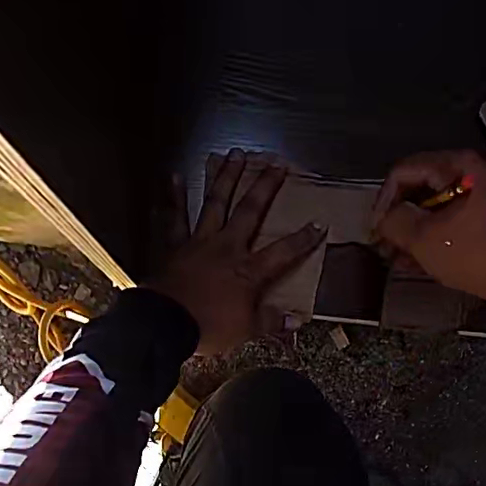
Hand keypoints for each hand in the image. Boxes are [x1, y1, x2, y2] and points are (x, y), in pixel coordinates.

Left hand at [148, 149, 325, 354]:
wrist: (165, 323)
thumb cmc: (208, 327)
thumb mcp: (246, 330)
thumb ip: (271, 322)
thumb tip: (297, 321)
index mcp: (248, 271)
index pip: (283, 251)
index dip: (303, 238)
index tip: (319, 223)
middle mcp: (227, 247)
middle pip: (250, 211)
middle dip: (265, 187)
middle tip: (276, 164)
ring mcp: (200, 242)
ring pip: (216, 203)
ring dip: (226, 178)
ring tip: (234, 155)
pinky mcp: (175, 245)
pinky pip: (176, 217)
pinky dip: (176, 197)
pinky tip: (176, 176)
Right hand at [371, 149, 485, 307]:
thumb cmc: (474, 253)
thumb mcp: (426, 239)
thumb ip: (396, 222)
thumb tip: (384, 219)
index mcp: (456, 166)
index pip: (404, 171)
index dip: (383, 201)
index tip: (376, 230)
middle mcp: (469, 174)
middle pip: (418, 189)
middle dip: (396, 218)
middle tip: (382, 245)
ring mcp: (479, 197)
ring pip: (433, 209)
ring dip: (410, 233)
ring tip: (393, 258)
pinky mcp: (485, 221)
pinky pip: (448, 222)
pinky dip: (430, 239)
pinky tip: (413, 262)